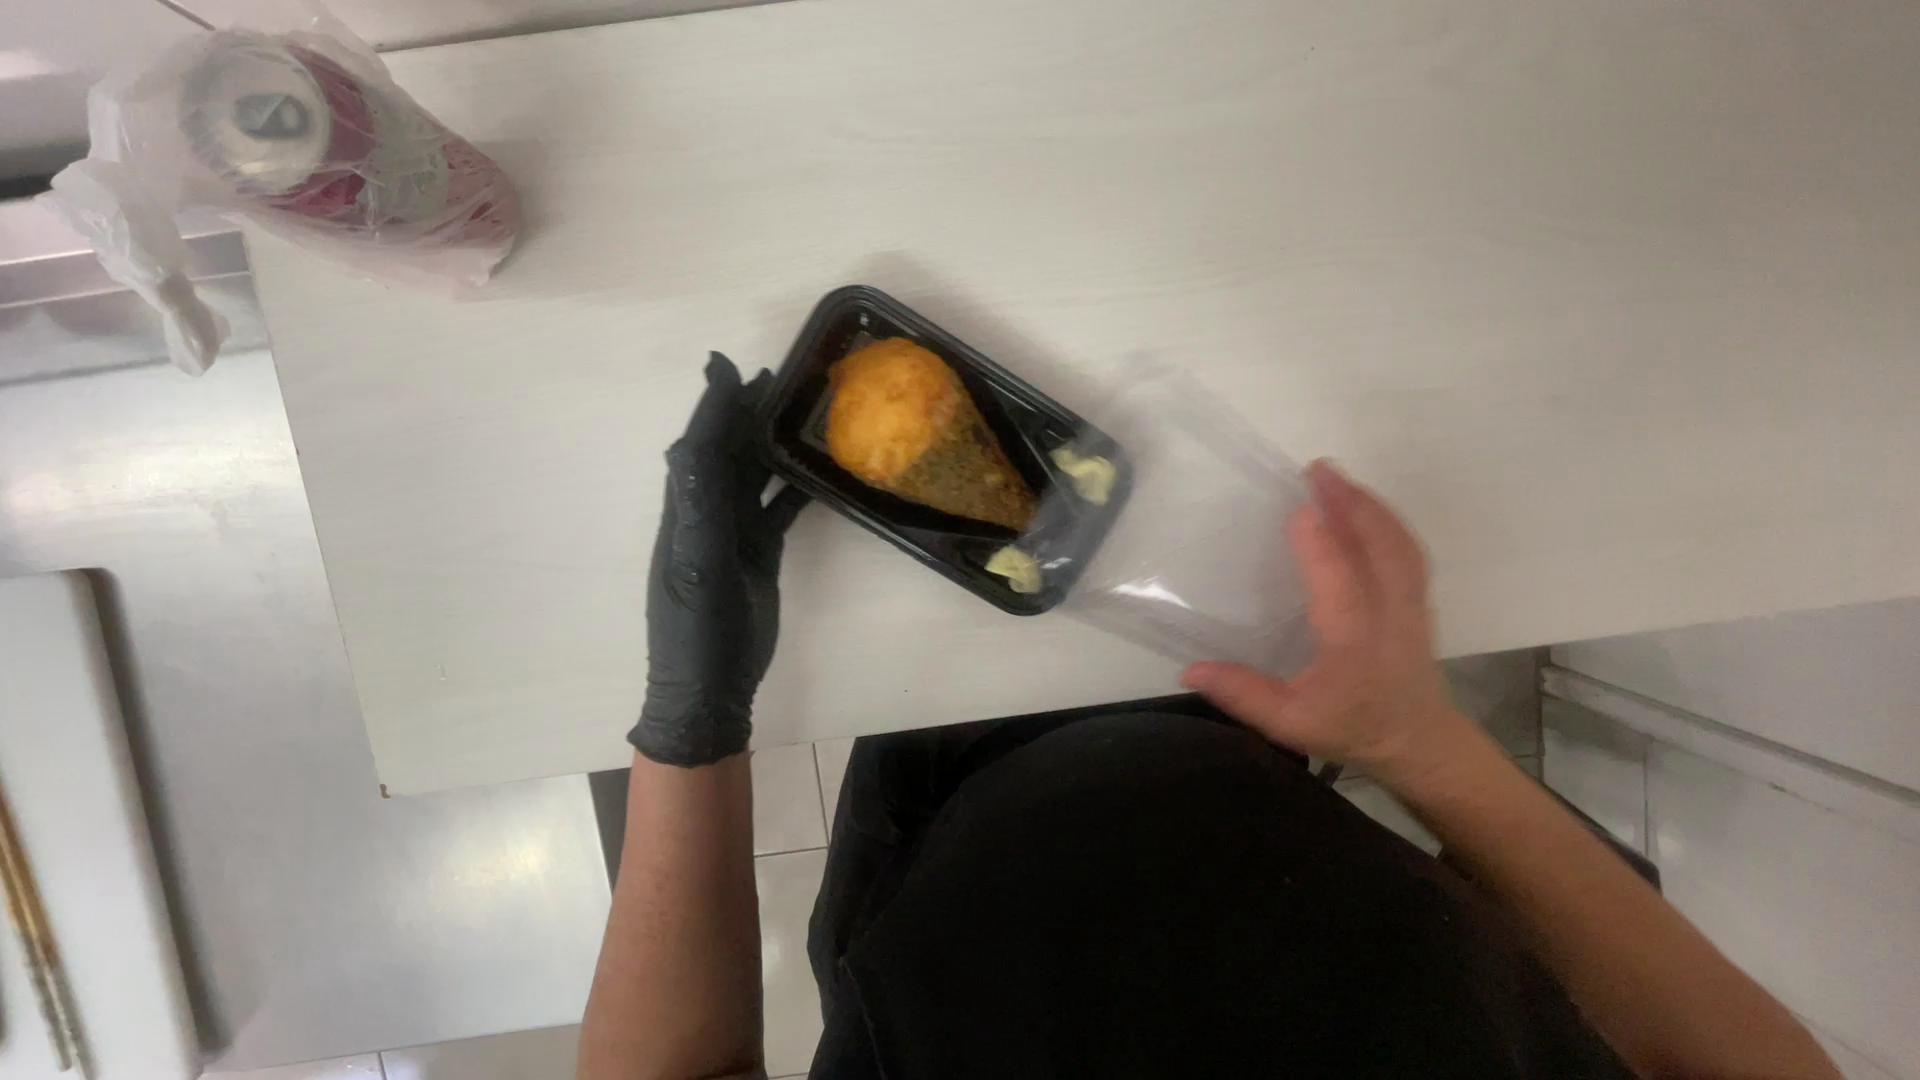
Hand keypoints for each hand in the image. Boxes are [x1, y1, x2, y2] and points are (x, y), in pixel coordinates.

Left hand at [629, 354, 807, 766]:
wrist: (710, 684)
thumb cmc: (698, 629)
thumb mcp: (696, 569)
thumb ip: (697, 509)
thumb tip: (690, 442)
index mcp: (686, 510)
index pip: (698, 444)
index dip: (712, 405)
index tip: (727, 364)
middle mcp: (707, 513)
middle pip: (727, 451)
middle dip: (745, 413)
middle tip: (775, 376)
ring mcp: (734, 533)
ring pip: (752, 475)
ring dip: (769, 444)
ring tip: (797, 411)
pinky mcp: (758, 552)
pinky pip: (776, 509)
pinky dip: (792, 488)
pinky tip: (815, 473)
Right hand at [1181, 460, 1478, 788]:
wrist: (1417, 741)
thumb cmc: (1349, 728)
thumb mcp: (1289, 723)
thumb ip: (1242, 695)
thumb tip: (1189, 670)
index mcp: (1355, 648)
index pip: (1341, 590)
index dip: (1321, 549)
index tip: (1299, 510)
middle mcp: (1391, 619)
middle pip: (1382, 553)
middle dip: (1353, 507)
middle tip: (1318, 471)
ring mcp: (1412, 606)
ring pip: (1400, 545)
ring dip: (1369, 506)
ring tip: (1335, 476)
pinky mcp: (1418, 599)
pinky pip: (1408, 550)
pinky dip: (1385, 519)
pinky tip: (1361, 504)